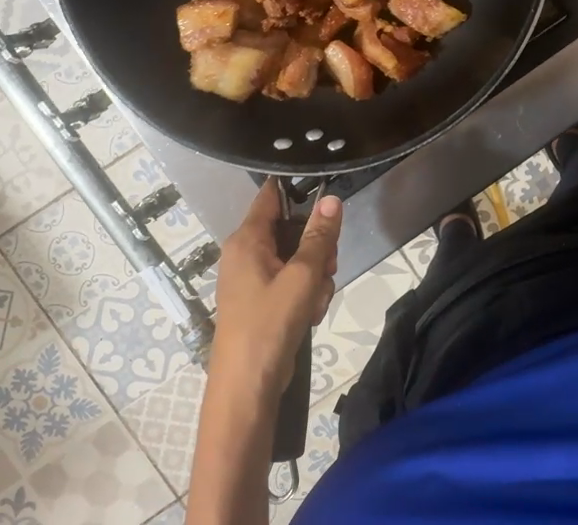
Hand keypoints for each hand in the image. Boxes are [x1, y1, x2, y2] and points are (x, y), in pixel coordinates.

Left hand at [210, 180, 342, 400]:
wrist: (247, 386)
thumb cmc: (270, 323)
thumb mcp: (303, 276)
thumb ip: (319, 236)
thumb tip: (331, 199)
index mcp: (247, 240)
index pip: (272, 195)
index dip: (300, 191)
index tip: (329, 201)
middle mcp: (245, 253)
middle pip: (292, 229)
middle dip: (318, 247)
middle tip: (328, 267)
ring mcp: (253, 279)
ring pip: (297, 258)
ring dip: (316, 275)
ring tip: (317, 299)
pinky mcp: (262, 301)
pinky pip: (292, 282)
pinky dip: (306, 294)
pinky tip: (311, 313)